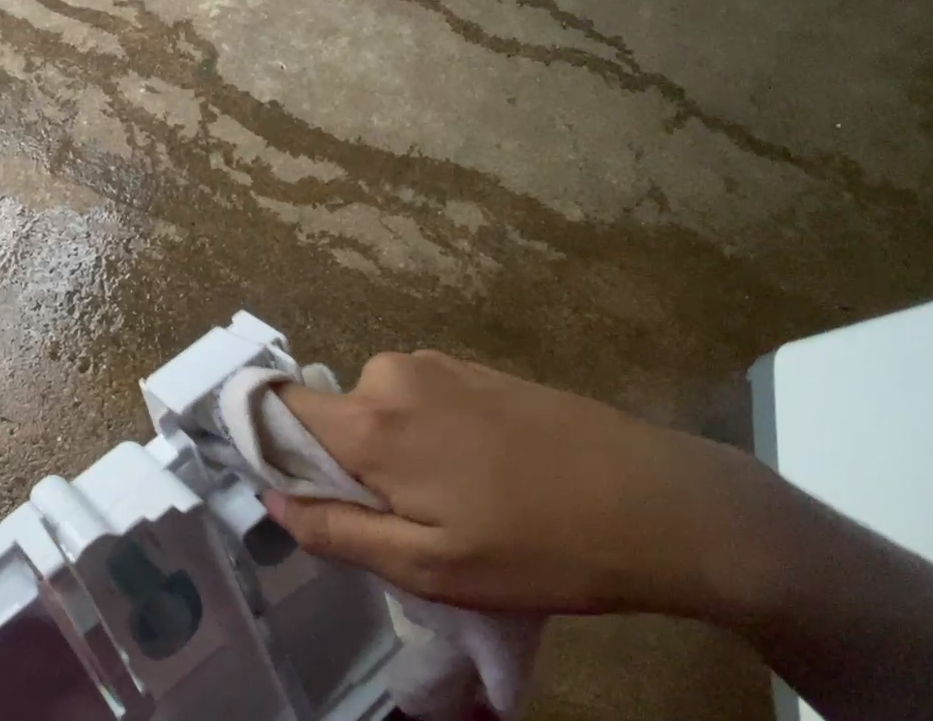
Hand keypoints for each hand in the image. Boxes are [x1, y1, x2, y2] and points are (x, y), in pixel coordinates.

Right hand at [261, 350, 777, 618]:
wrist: (667, 504)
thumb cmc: (541, 546)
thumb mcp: (430, 567)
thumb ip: (336, 531)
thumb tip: (272, 498)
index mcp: (370, 423)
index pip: (277, 405)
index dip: (266, 439)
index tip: (290, 483)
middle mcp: (391, 375)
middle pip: (330, 417)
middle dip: (346, 465)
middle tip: (405, 520)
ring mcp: (437, 364)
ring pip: (377, 410)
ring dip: (392, 452)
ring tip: (457, 501)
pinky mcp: (474, 368)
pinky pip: (418, 399)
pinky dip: (427, 434)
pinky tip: (487, 473)